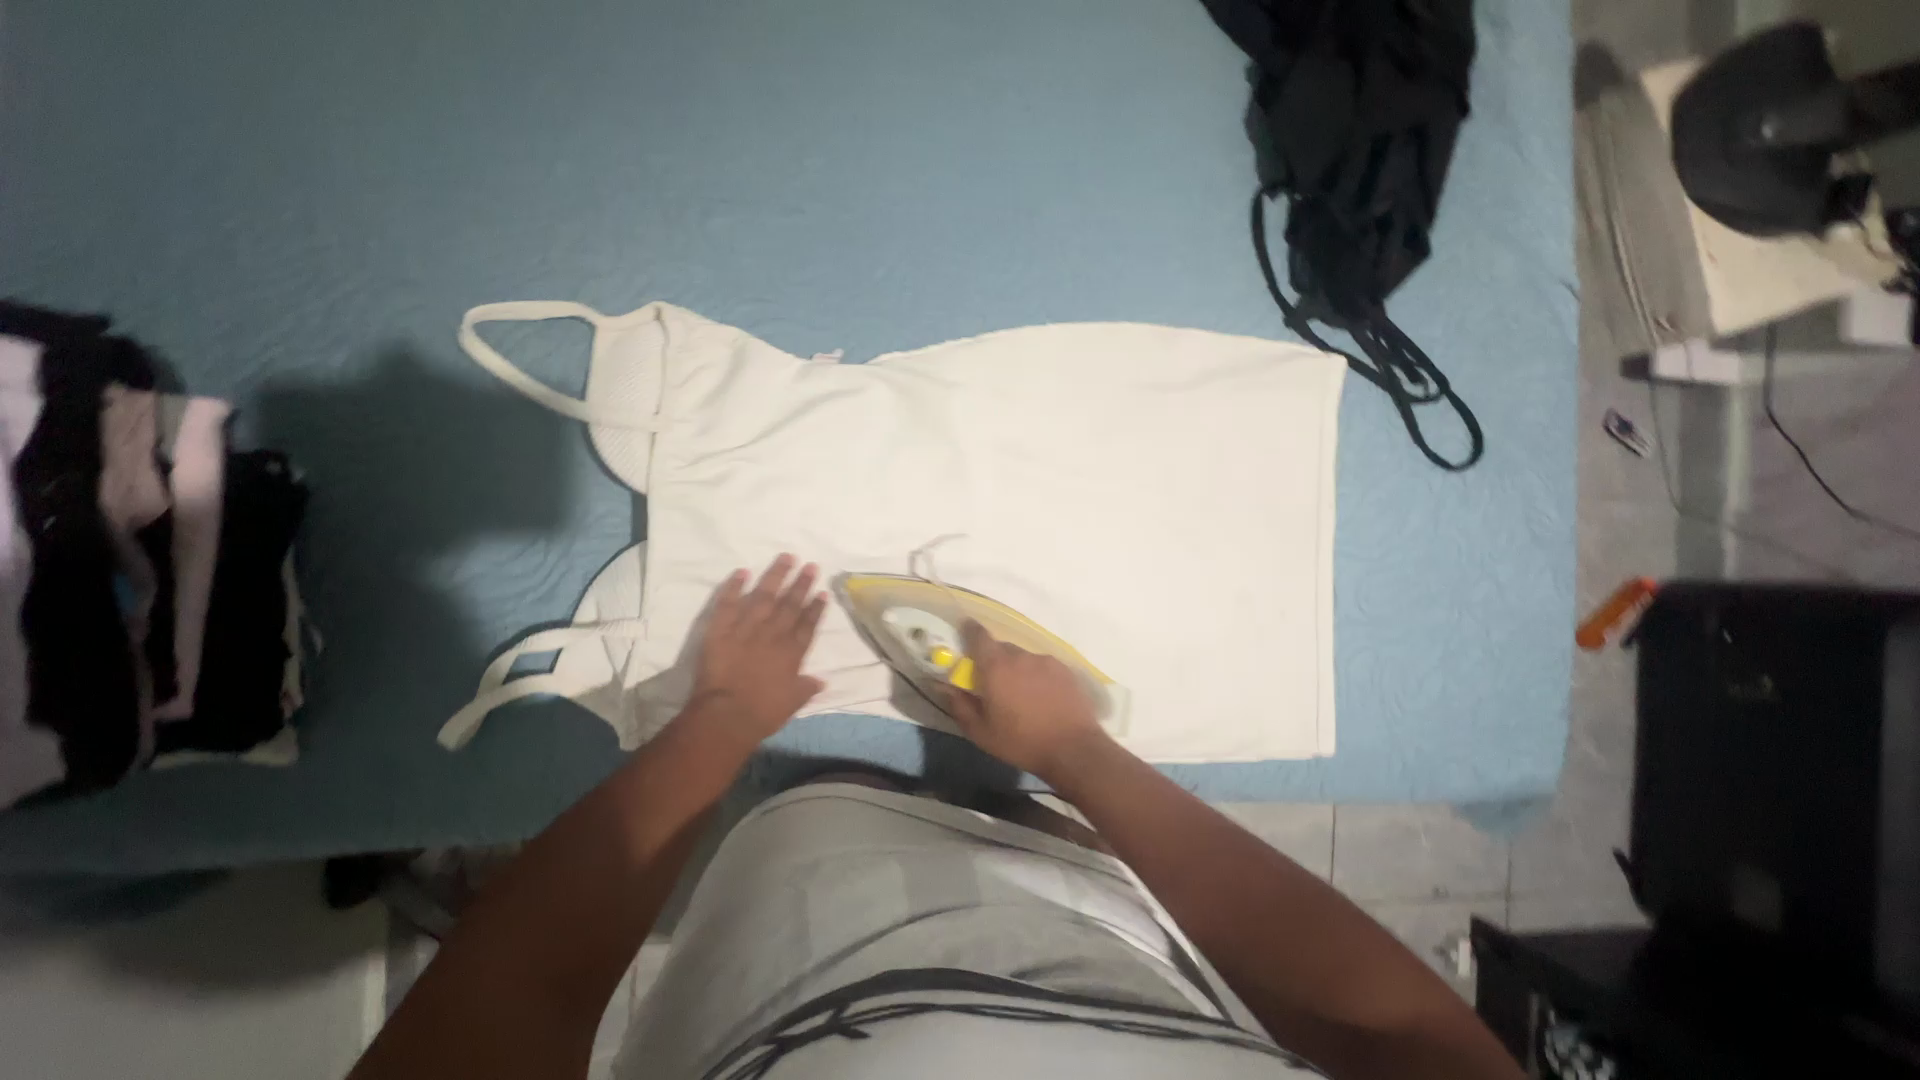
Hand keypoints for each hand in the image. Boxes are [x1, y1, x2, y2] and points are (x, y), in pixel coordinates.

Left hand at [688, 554, 826, 745]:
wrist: (726, 715)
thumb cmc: (762, 713)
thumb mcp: (792, 703)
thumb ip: (806, 688)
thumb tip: (821, 681)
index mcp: (792, 653)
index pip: (807, 625)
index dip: (815, 608)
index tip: (822, 592)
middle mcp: (772, 635)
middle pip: (789, 605)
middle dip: (801, 584)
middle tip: (811, 565)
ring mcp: (746, 629)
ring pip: (763, 597)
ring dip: (775, 576)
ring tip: (786, 557)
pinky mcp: (720, 630)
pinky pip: (727, 604)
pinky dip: (734, 587)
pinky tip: (742, 572)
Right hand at [942, 620, 1112, 778]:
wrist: (1074, 749)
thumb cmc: (1021, 742)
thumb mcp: (981, 732)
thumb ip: (959, 705)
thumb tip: (943, 686)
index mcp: (996, 666)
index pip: (978, 635)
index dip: (969, 630)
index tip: (964, 632)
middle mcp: (1021, 656)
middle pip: (1002, 648)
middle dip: (994, 660)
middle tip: (993, 683)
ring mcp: (1047, 661)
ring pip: (1024, 658)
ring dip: (1017, 669)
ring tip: (1021, 695)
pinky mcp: (1066, 670)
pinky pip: (1044, 666)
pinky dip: (1037, 676)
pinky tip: (1042, 698)